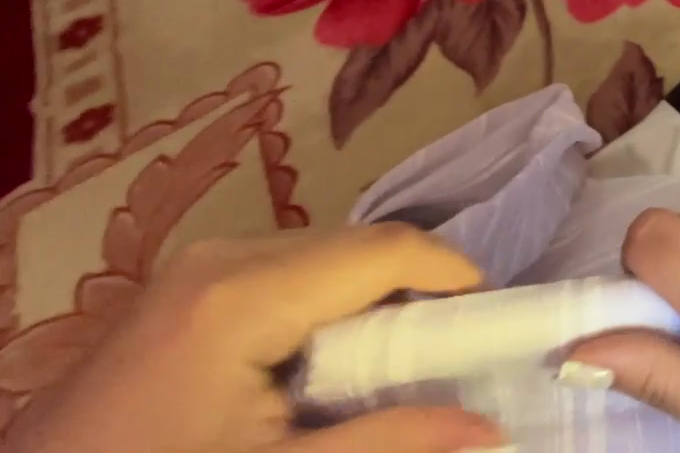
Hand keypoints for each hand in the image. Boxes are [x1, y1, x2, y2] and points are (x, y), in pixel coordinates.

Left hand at [2, 225, 502, 452]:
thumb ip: (392, 443)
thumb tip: (493, 428)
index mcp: (243, 293)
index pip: (387, 249)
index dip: (454, 275)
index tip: (493, 324)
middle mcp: (224, 254)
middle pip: (361, 246)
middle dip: (416, 291)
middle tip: (446, 355)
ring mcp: (198, 264)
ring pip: (331, 254)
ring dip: (374, 297)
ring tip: (391, 363)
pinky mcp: (186, 285)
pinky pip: (292, 270)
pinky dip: (331, 302)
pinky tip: (326, 360)